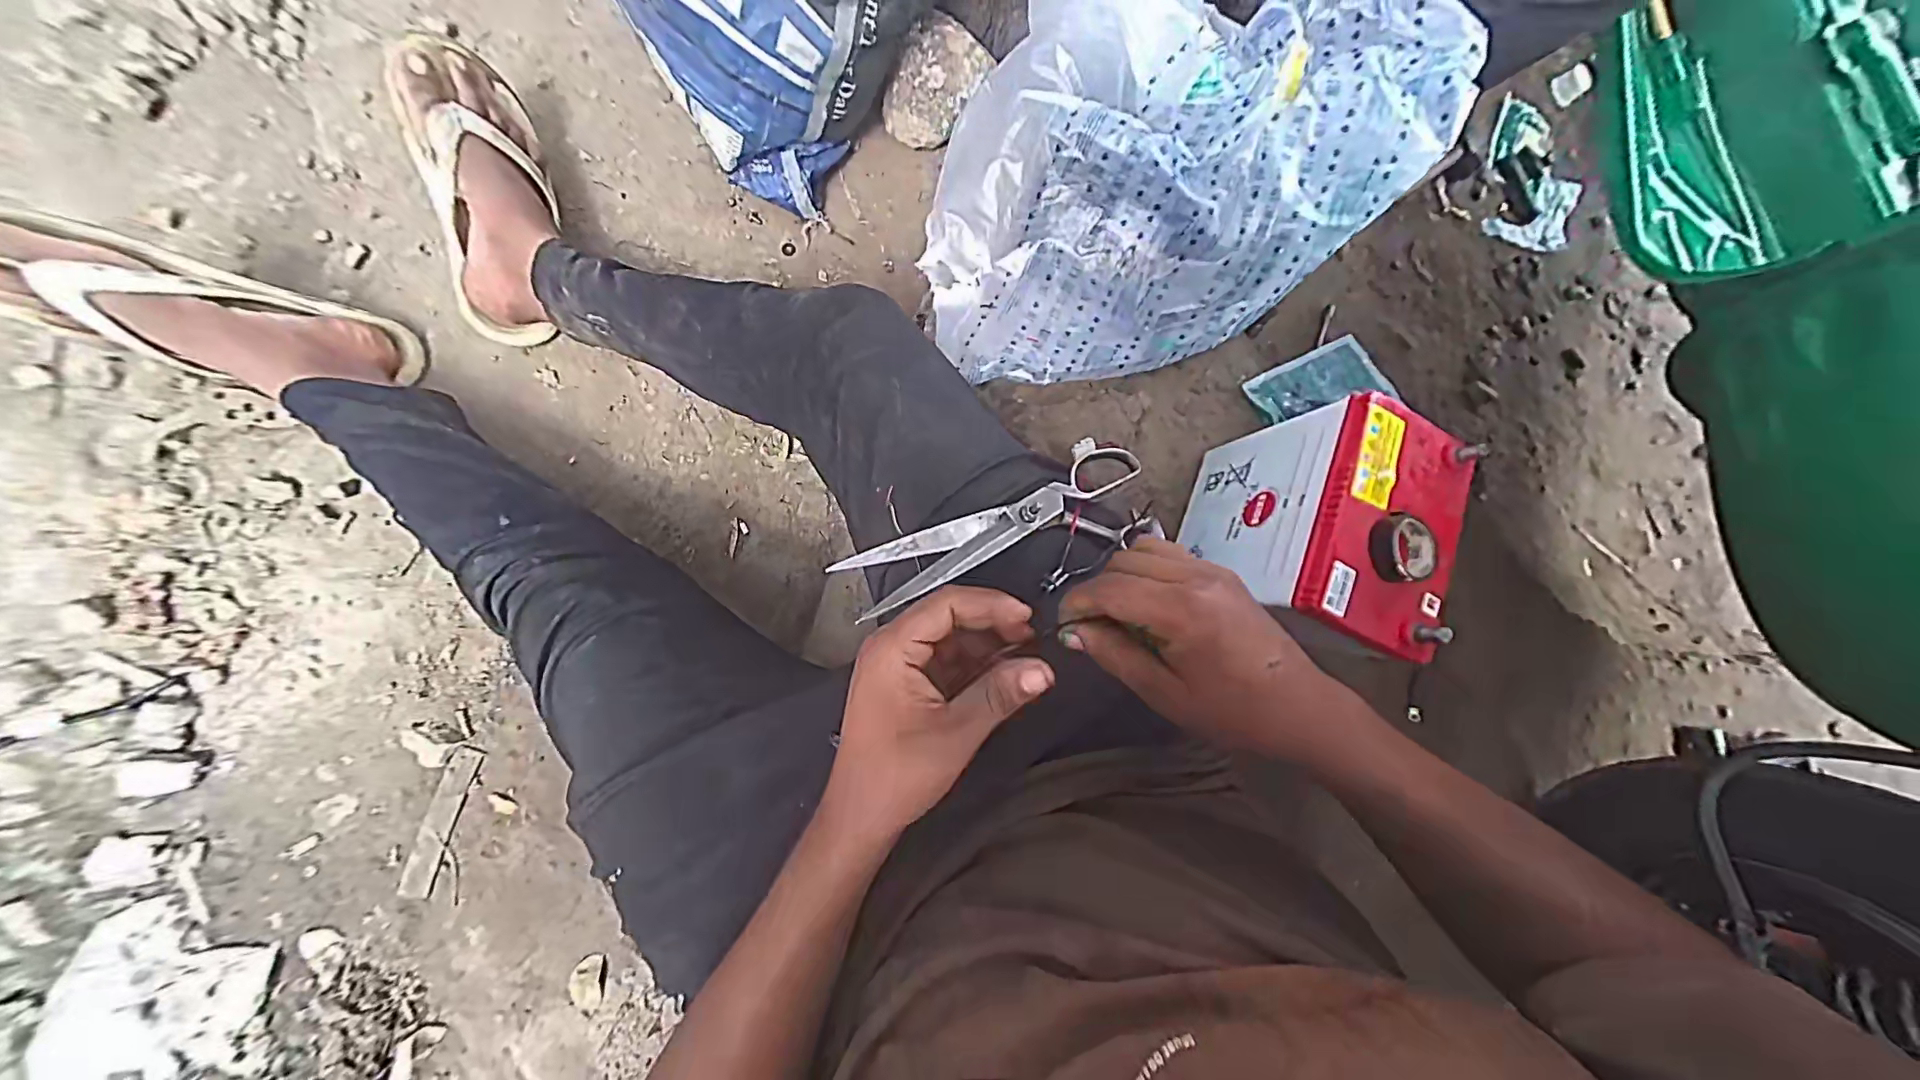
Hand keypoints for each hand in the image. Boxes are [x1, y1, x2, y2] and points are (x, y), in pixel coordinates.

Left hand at [823, 586, 1054, 837]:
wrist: (860, 816)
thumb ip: (999, 694)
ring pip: (949, 637)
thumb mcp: (956, 732)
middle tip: (1030, 639)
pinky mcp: (905, 683)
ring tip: (1023, 658)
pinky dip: (974, 664)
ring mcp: (896, 664)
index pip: (946, 604)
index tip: (1026, 617)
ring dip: (986, 644)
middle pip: (948, 615)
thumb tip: (1040, 670)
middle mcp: (889, 648)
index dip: (991, 605)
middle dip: (992, 624)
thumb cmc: (892, 778)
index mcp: (891, 649)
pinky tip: (1001, 674)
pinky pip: (944, 659)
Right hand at [1057, 537, 1343, 758]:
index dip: (1077, 603)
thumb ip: (1115, 654)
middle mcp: (1197, 578)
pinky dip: (1145, 569)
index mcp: (1183, 610)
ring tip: (1116, 612)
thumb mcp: (1165, 693)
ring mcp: (1212, 570)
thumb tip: (1076, 632)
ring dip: (1120, 575)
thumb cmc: (1236, 711)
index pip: (1110, 588)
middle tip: (1088, 624)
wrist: (1300, 707)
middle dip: (1096, 589)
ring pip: (1143, 550)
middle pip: (1122, 562)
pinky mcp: (1221, 573)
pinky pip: (1169, 555)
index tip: (1064, 624)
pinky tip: (1146, 602)